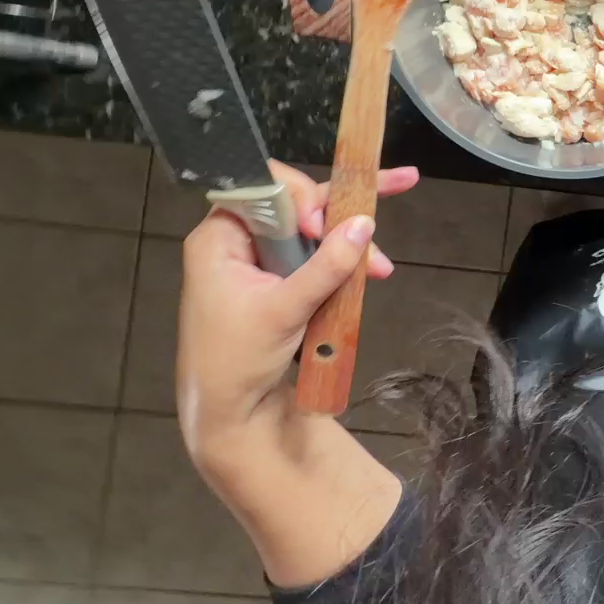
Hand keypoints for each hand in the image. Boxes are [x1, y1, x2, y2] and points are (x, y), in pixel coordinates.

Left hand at [176, 159, 419, 460]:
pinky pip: (318, 256)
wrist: (232, 414)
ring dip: (351, 244)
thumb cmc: (237, 360)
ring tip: (382, 268)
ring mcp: (263, 261)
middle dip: (341, 214)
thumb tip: (365, 223)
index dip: (299, 197)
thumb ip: (326, 266)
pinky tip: (374, 271)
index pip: (264, 189)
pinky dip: (346, 262)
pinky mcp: (283, 280)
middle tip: (381, 212)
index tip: (320, 226)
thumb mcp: (285, 311)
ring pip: (315, 231)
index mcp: (221, 238)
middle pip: (298, 205)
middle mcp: (242, 241)